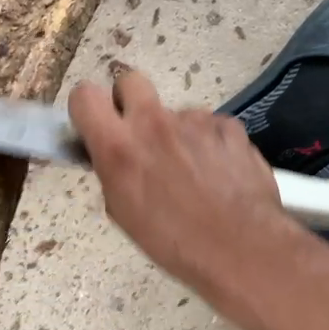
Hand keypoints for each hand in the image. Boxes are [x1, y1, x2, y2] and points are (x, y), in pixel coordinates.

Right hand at [68, 71, 307, 312]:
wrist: (243, 249)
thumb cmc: (174, 242)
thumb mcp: (124, 211)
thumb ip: (112, 170)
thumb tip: (111, 155)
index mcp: (118, 146)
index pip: (84, 95)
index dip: (88, 107)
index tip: (96, 125)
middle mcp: (153, 122)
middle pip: (129, 80)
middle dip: (129, 100)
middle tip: (140, 134)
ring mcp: (194, 120)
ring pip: (175, 113)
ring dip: (176, 133)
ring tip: (192, 172)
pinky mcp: (229, 125)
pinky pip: (209, 126)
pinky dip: (209, 144)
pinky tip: (219, 173)